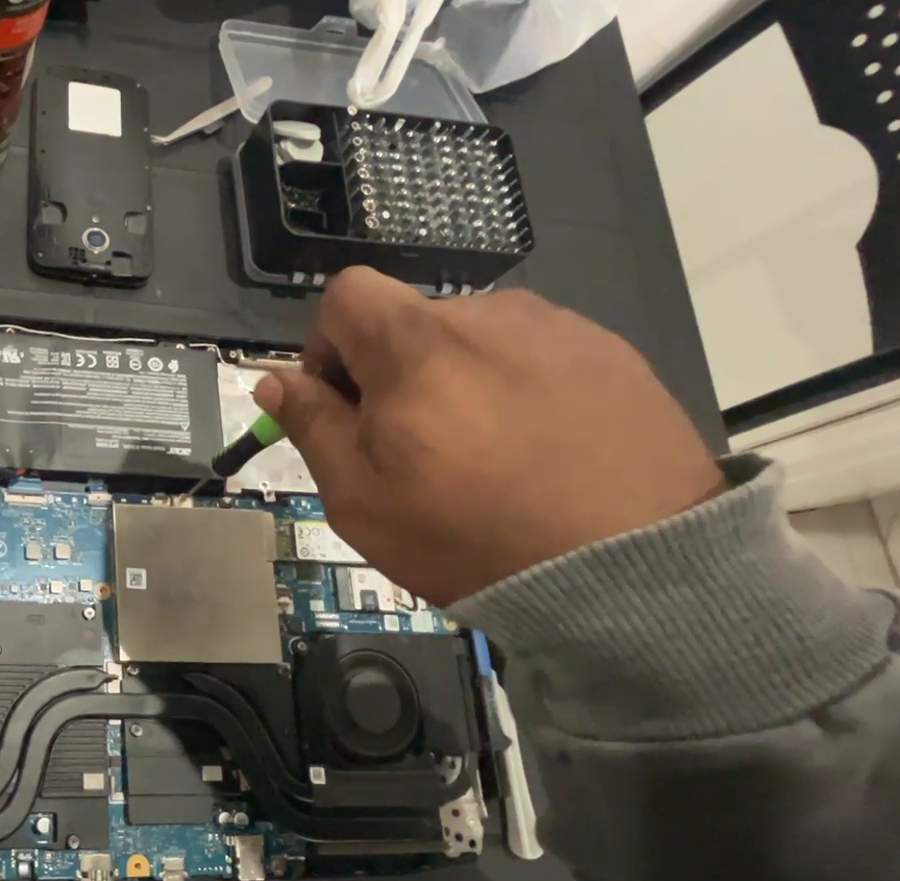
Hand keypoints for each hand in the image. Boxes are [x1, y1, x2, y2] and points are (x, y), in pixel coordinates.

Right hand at [253, 267, 722, 606]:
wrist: (628, 566)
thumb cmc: (465, 534)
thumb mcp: (358, 495)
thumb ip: (311, 425)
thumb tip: (272, 381)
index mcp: (415, 346)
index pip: (346, 294)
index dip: (327, 343)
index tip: (342, 403)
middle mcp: (486, 315)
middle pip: (409, 322)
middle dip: (391, 373)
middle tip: (411, 449)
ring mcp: (556, 329)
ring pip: (471, 340)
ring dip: (454, 380)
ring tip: (482, 455)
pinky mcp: (610, 353)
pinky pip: (531, 356)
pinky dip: (512, 389)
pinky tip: (534, 450)